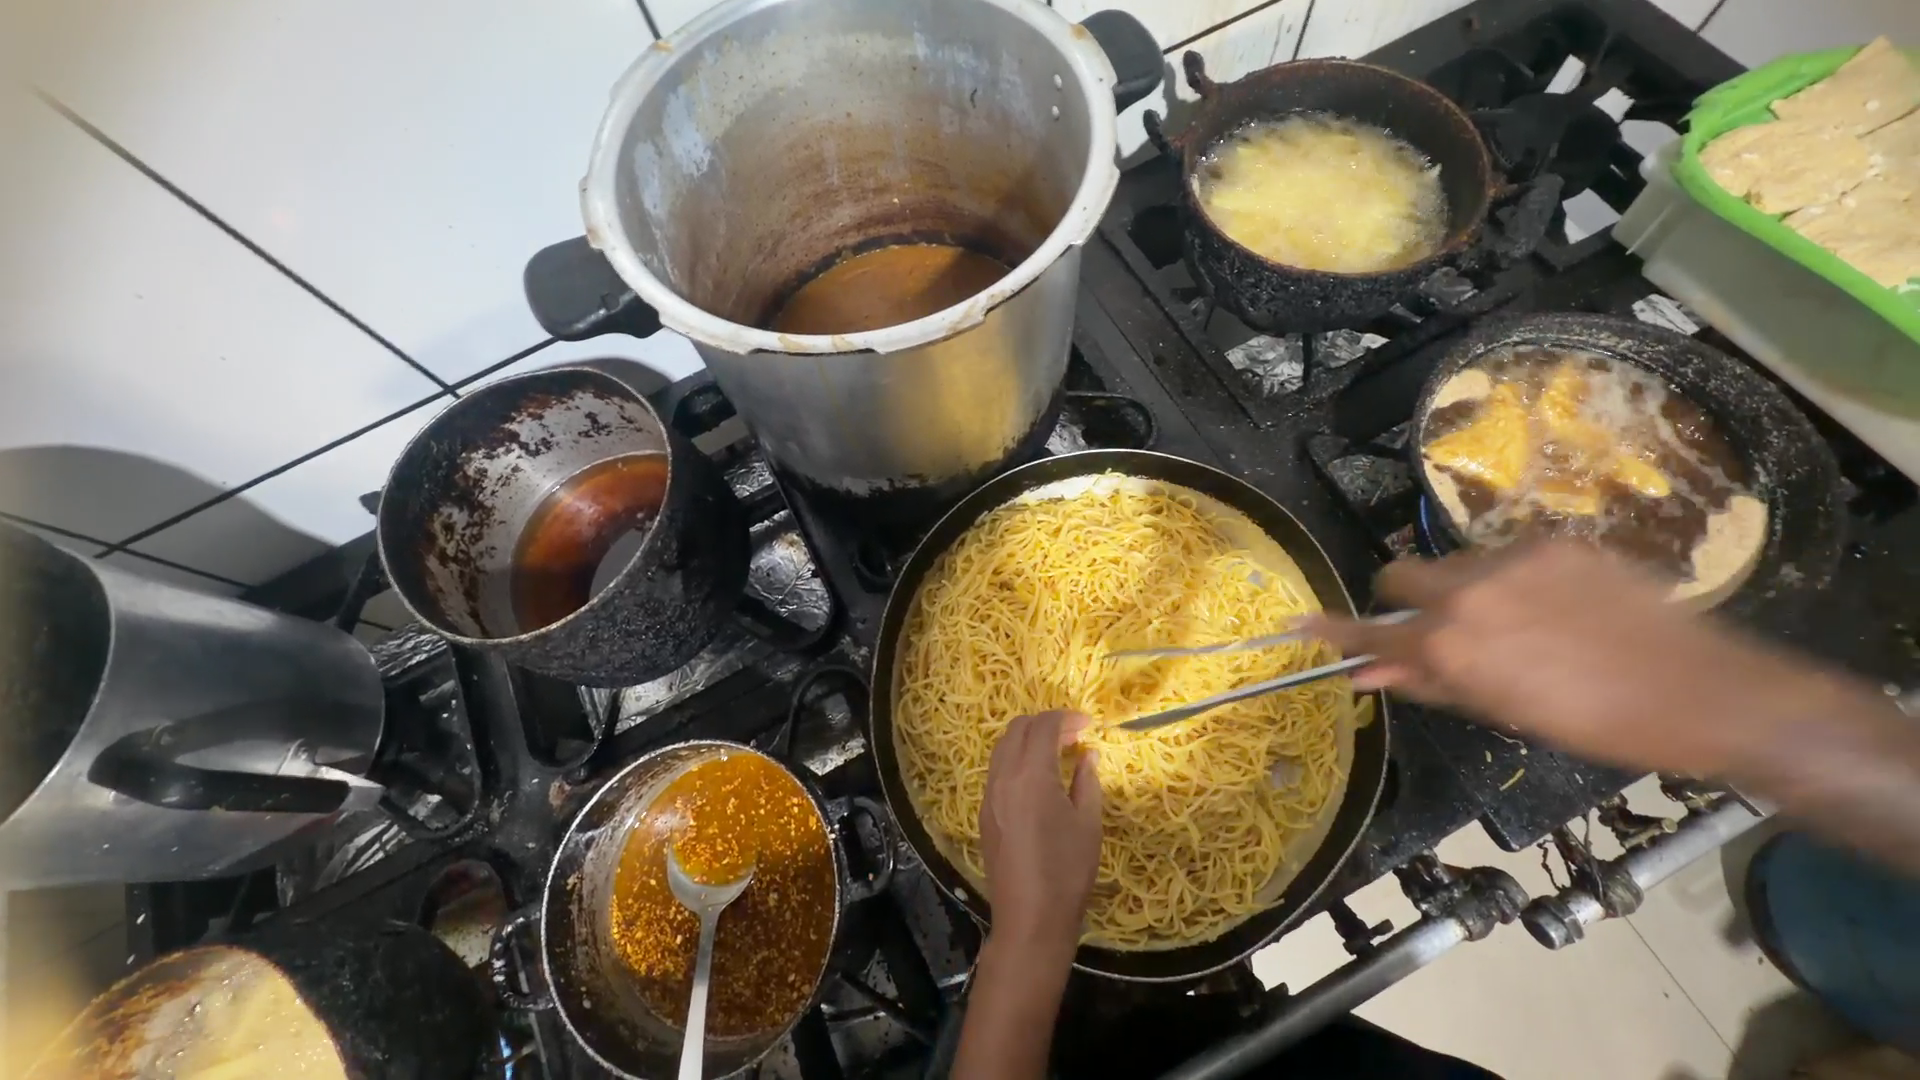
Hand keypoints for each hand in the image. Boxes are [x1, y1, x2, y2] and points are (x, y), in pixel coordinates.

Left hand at [979, 710, 1103, 955]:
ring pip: (1003, 748)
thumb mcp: (1087, 824)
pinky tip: (1038, 778)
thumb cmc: (1067, 871)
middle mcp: (1003, 776)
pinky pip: (997, 770)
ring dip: (1028, 740)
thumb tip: (1087, 754)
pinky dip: (1016, 760)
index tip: (1088, 725)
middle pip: (1017, 729)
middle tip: (1073, 736)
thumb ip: (1086, 781)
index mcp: (1031, 774)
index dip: (1066, 718)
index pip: (1043, 726)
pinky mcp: (984, 812)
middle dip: (1045, 724)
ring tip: (1057, 752)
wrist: (1030, 919)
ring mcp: (988, 794)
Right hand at [1308, 542, 1870, 777]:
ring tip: (1513, 622)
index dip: (1332, 630)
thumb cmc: (1592, 721)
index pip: (1371, 632)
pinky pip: (1505, 556)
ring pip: (1453, 564)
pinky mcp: (1555, 543)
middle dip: (1403, 599)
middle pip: (1399, 576)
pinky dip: (1509, 580)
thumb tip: (1367, 675)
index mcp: (1451, 645)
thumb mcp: (1499, 709)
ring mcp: (1512, 561)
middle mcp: (1468, 593)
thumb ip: (1426, 683)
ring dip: (1461, 590)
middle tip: (1436, 628)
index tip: (1300, 623)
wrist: (1704, 692)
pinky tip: (1552, 606)